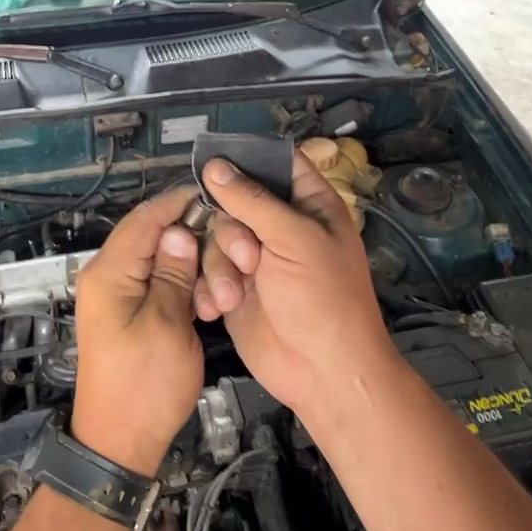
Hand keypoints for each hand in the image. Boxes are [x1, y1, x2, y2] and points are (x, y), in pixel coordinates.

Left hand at [69, 186, 204, 473]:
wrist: (120, 443)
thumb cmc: (143, 386)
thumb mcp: (167, 325)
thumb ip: (174, 274)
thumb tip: (179, 230)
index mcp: (109, 273)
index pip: (144, 219)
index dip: (179, 203)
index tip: (216, 196)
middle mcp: (108, 276)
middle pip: (154, 237)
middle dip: (193, 242)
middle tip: (230, 253)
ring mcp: (119, 295)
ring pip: (161, 261)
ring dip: (192, 269)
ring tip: (218, 290)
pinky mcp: (132, 313)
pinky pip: (159, 285)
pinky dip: (183, 288)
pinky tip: (206, 303)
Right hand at [198, 153, 399, 420]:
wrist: (322, 372)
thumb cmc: (323, 298)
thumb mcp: (293, 240)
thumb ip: (252, 200)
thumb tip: (215, 165)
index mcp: (309, 205)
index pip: (278, 163)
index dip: (248, 158)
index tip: (214, 160)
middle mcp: (280, 227)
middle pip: (234, 202)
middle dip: (232, 231)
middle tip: (248, 258)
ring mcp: (256, 259)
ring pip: (216, 237)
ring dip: (220, 267)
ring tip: (233, 296)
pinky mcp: (236, 289)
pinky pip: (208, 271)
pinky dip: (209, 287)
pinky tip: (217, 307)